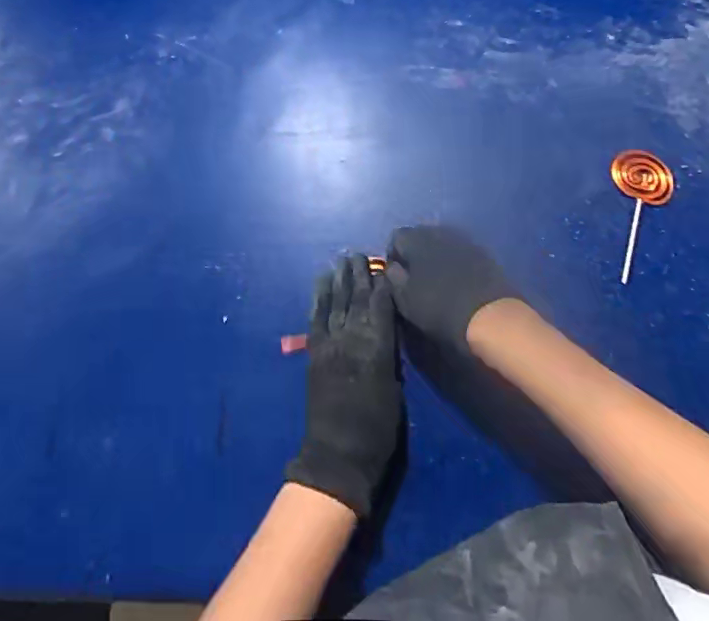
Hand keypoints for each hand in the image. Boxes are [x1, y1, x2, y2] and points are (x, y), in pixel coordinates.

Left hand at [285, 253, 400, 518]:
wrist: (337, 454)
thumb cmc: (376, 431)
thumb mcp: (394, 393)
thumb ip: (390, 358)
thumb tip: (386, 333)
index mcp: (377, 353)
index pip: (380, 310)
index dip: (381, 287)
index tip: (383, 267)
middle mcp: (351, 341)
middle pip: (355, 301)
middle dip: (359, 276)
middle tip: (359, 254)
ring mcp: (329, 344)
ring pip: (336, 304)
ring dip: (339, 280)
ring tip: (342, 260)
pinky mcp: (314, 352)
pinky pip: (316, 317)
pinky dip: (319, 298)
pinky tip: (322, 282)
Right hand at [384, 225, 519, 348]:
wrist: (493, 318)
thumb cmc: (440, 308)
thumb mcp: (405, 300)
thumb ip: (393, 278)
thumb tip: (392, 267)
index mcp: (416, 240)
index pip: (396, 237)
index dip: (394, 256)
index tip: (397, 276)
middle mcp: (440, 233)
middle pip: (421, 236)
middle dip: (416, 253)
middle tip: (417, 277)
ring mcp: (466, 242)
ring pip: (443, 243)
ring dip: (437, 257)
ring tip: (438, 279)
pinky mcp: (486, 254)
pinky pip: (463, 253)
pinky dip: (457, 263)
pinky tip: (459, 281)